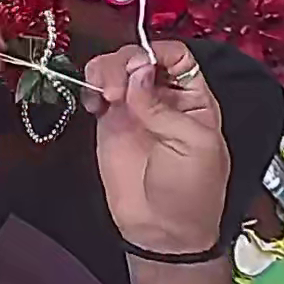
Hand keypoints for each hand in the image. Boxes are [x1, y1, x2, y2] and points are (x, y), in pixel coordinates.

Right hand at [83, 42, 229, 255]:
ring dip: (105, 71)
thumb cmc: (191, 190)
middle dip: (126, 62)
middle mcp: (161, 96)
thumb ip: (163, 107)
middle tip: (119, 89)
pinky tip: (94, 103)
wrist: (162, 230)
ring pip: (115, 68)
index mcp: (192, 98)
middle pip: (140, 57)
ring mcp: (133, 107)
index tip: (142, 65)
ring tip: (105, 96)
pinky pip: (96, 91)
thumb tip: (137, 71)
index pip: (176, 56)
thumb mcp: (193, 146)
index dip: (158, 52)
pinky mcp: (109, 121)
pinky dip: (90, 87)